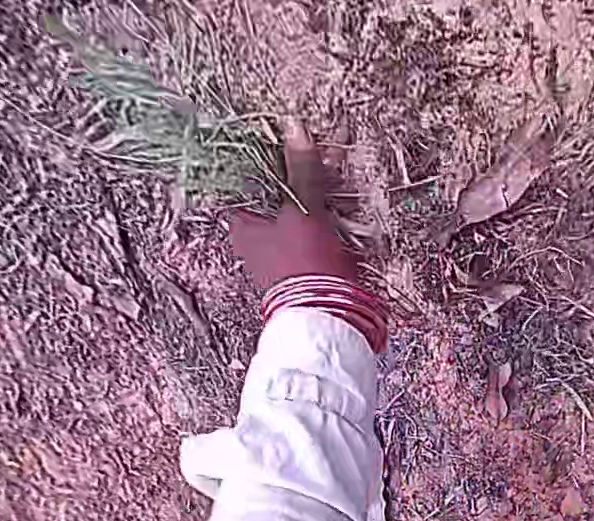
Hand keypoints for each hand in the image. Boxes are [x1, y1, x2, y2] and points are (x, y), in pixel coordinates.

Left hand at [228, 121, 357, 290]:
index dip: (271, 161)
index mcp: (244, 226)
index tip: (293, 147)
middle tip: (326, 167)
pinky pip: (320, 242)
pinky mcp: (309, 274)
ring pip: (302, 220)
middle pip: (279, 200)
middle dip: (304, 184)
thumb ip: (301, 172)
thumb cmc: (305, 266)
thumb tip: (294, 127)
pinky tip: (348, 224)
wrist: (329, 319)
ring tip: (341, 195)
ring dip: (323, 207)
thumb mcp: (303, 211)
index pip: (250, 180)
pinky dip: (334, 231)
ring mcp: (284, 260)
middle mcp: (259, 244)